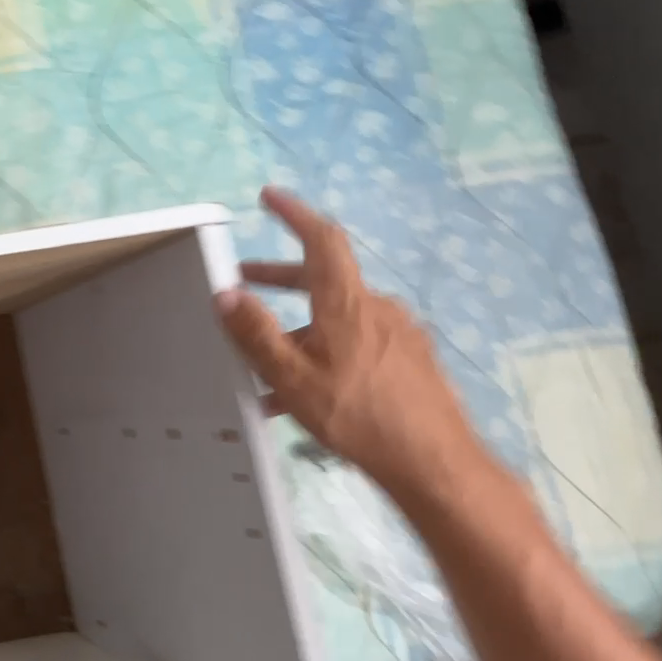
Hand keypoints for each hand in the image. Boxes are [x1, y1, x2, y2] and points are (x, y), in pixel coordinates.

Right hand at [215, 187, 491, 504]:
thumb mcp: (292, 376)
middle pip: (323, 279)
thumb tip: (227, 293)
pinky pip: (354, 342)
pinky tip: (300, 391)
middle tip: (244, 283)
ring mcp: (398, 334)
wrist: (434, 463)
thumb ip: (257, 333)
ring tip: (262, 363)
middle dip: (279, 278)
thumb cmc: (357, 415)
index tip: (270, 197)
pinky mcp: (409, 359)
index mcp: (346, 305)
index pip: (322, 241)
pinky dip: (321, 350)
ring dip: (296, 327)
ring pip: (335, 317)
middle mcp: (376, 309)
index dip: (295, 214)